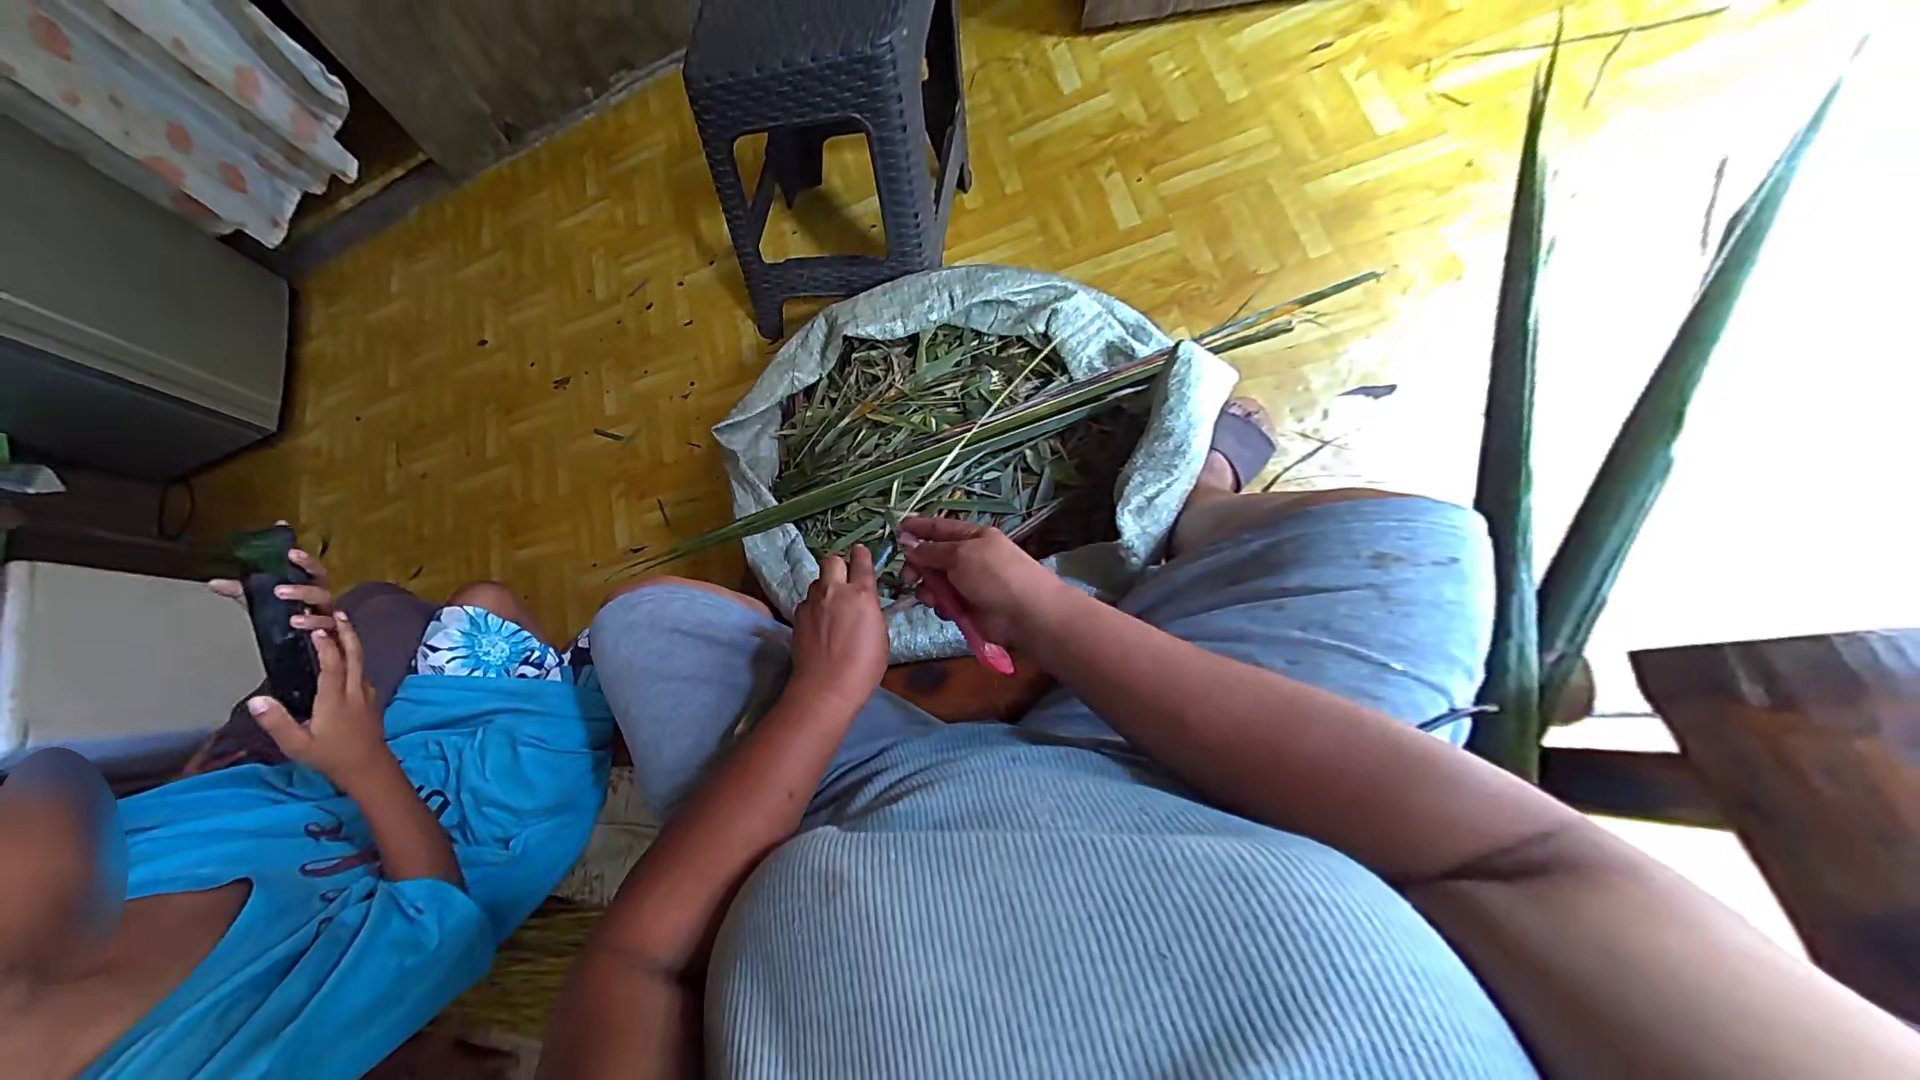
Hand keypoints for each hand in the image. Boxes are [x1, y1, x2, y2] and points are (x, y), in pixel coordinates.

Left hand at [210, 536, 335, 633]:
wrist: (298, 637)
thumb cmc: (286, 613)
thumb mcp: (263, 601)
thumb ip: (244, 592)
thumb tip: (214, 583)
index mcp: (312, 587)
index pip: (313, 571)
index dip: (306, 562)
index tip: (291, 553)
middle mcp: (322, 602)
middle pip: (321, 593)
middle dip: (303, 591)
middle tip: (279, 591)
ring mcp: (328, 618)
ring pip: (327, 616)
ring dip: (312, 618)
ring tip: (294, 620)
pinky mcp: (329, 635)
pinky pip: (333, 633)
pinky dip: (326, 632)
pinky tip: (314, 634)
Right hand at [247, 610, 392, 788]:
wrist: (369, 764)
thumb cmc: (330, 755)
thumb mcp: (296, 744)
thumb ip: (277, 722)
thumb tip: (256, 700)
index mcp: (337, 699)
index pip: (333, 666)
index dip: (327, 646)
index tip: (317, 629)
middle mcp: (356, 690)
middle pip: (355, 656)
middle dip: (348, 634)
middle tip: (338, 614)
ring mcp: (367, 692)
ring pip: (361, 661)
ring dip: (351, 643)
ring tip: (340, 626)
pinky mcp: (370, 697)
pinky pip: (361, 671)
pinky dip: (353, 657)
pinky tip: (344, 656)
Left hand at [788, 544, 887, 711]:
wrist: (826, 688)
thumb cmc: (863, 667)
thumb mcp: (880, 636)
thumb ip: (871, 612)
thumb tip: (864, 606)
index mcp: (861, 594)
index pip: (861, 561)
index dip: (861, 554)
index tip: (861, 553)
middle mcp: (835, 592)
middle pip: (831, 560)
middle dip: (838, 565)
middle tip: (844, 579)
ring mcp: (812, 603)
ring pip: (817, 582)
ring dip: (825, 588)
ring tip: (830, 606)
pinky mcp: (797, 616)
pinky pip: (807, 602)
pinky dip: (813, 608)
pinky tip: (818, 625)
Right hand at [898, 517, 1072, 646]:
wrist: (1026, 613)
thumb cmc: (995, 574)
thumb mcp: (960, 555)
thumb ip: (931, 550)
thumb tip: (906, 542)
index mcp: (973, 536)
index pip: (940, 527)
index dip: (919, 528)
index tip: (897, 529)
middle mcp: (970, 557)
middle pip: (934, 557)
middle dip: (918, 565)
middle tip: (908, 576)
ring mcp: (970, 584)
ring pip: (936, 582)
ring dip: (928, 588)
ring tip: (930, 596)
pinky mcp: (969, 608)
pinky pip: (946, 603)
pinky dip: (942, 605)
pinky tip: (945, 609)